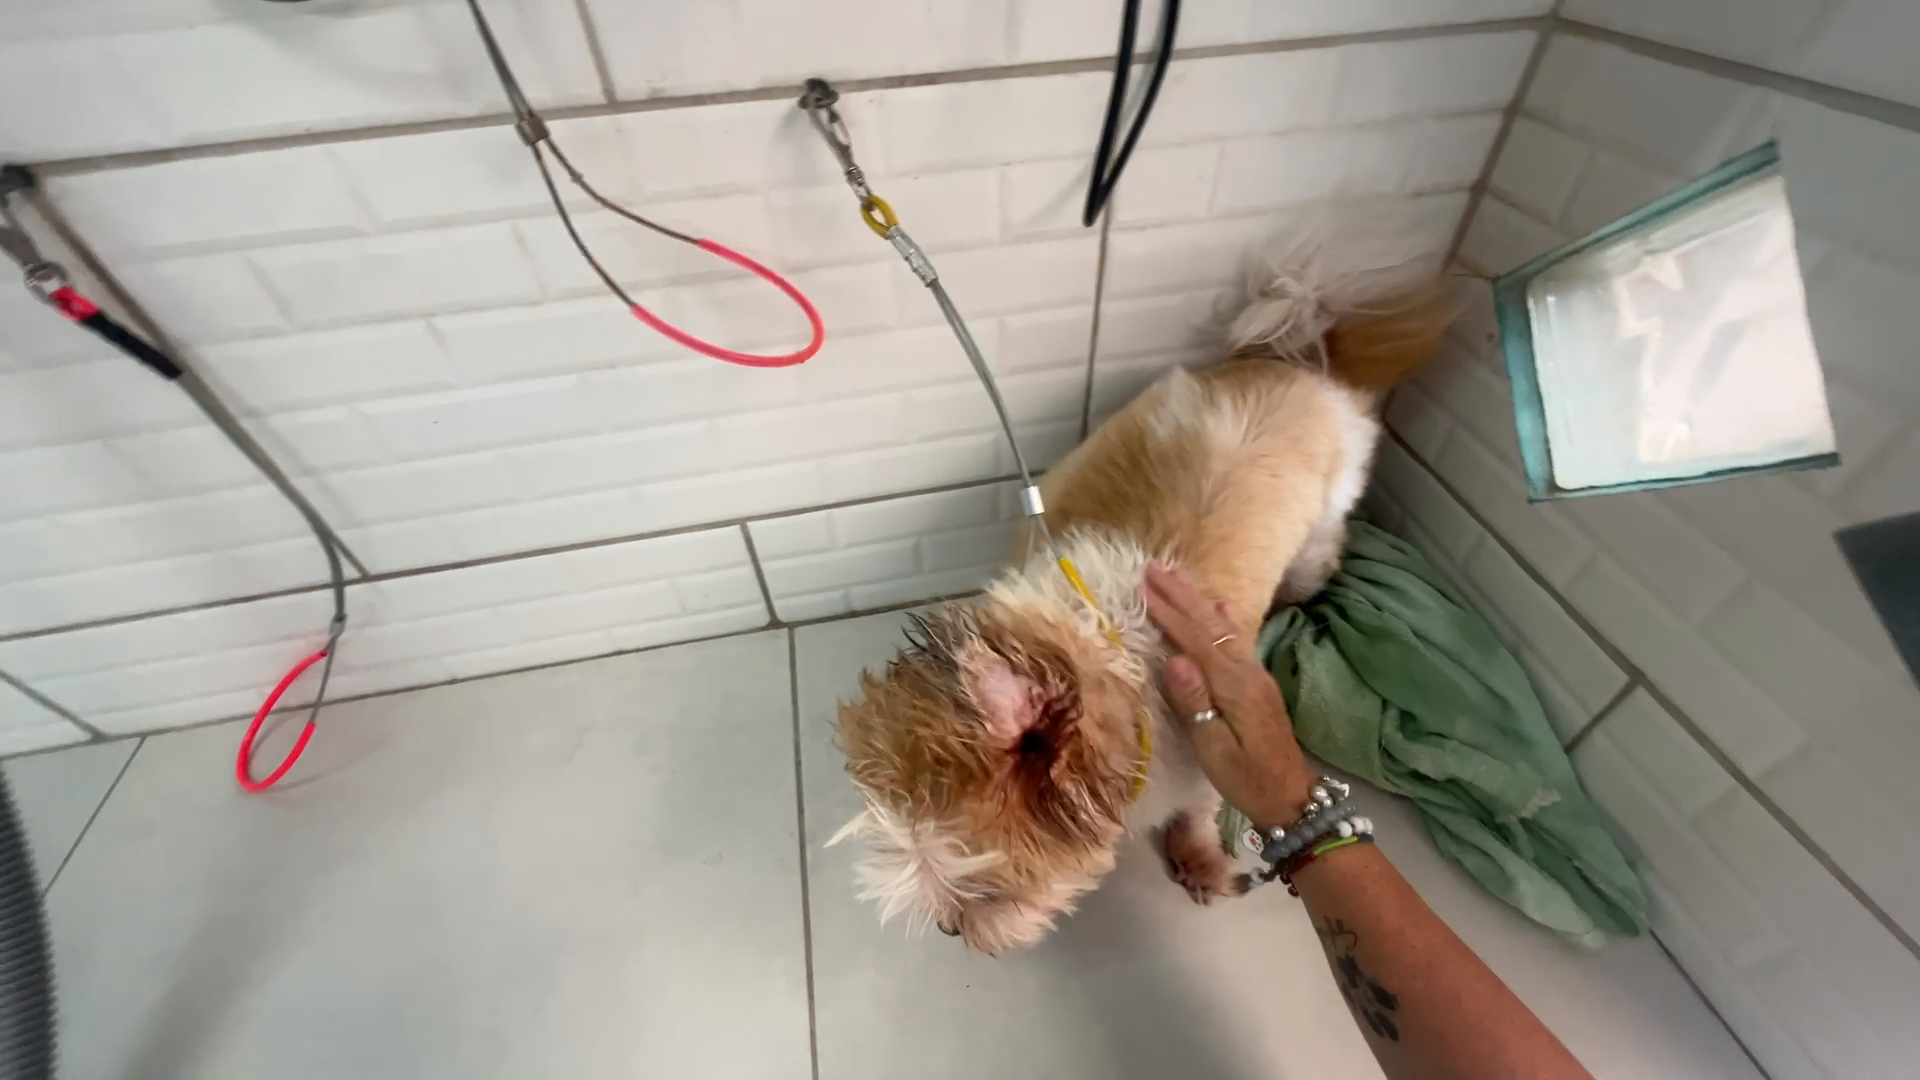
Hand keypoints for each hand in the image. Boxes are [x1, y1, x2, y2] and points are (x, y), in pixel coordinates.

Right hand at [1143, 563, 1318, 829]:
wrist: (1292, 797)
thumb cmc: (1246, 778)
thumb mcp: (1214, 749)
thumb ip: (1195, 703)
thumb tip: (1174, 660)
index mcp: (1233, 685)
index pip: (1195, 640)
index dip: (1169, 612)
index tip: (1144, 587)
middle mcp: (1246, 671)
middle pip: (1209, 624)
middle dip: (1180, 594)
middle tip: (1154, 567)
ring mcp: (1254, 674)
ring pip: (1222, 626)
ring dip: (1196, 599)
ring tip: (1176, 576)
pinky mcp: (1255, 682)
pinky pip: (1235, 638)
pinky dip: (1221, 617)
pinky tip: (1219, 605)